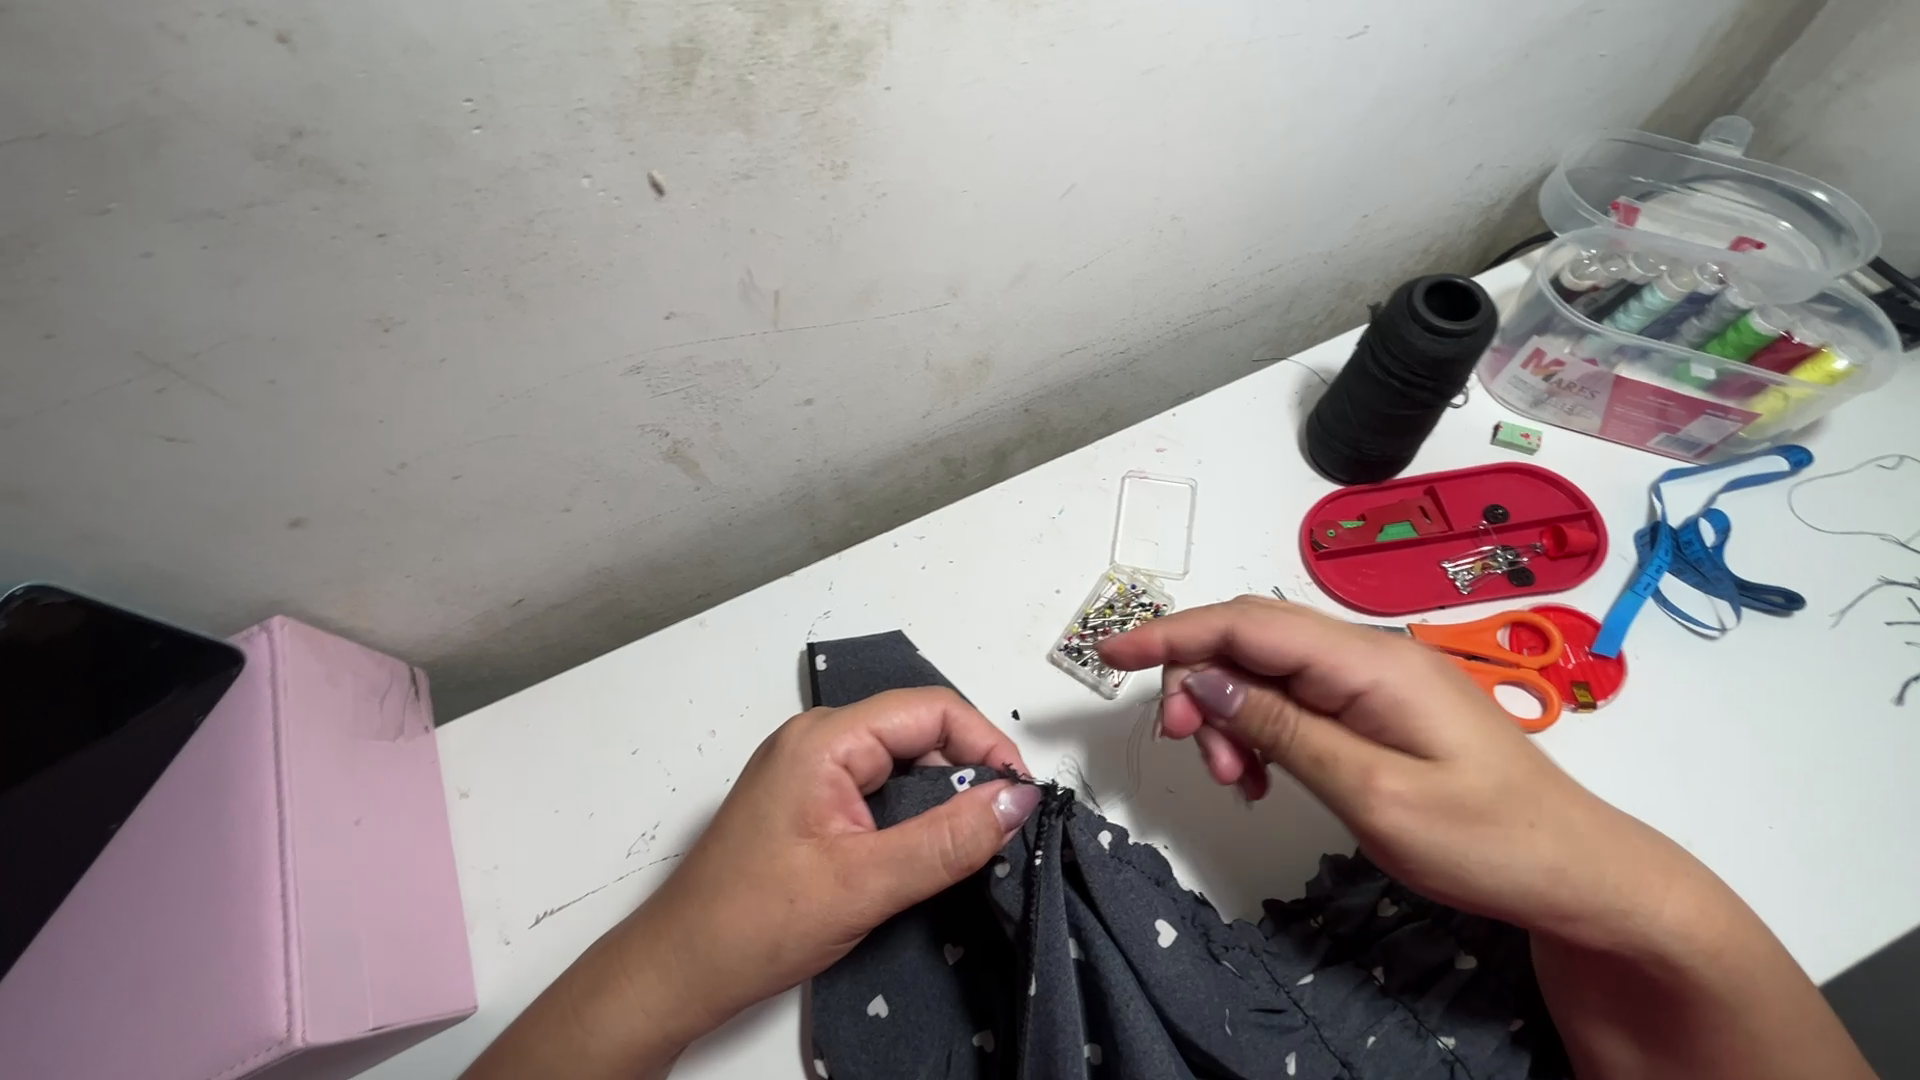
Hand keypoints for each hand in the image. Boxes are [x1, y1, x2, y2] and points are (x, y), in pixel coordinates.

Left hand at [464, 688, 1039, 1079]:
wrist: (677, 971)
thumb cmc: (755, 923)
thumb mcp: (865, 883)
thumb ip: (949, 840)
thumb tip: (1018, 800)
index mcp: (826, 739)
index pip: (929, 710)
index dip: (984, 742)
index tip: (1019, 793)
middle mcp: (819, 739)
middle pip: (917, 729)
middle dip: (967, 767)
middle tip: (1003, 821)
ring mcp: (812, 768)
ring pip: (901, 760)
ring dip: (942, 793)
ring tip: (974, 837)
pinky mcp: (812, 798)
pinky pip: (879, 785)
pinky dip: (914, 810)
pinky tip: (931, 845)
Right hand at [1097, 595, 1702, 945]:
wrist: (1582, 877)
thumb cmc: (1487, 839)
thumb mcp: (1372, 792)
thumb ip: (1281, 728)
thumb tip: (1202, 681)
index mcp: (1368, 661)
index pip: (1246, 624)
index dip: (1173, 633)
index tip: (1111, 653)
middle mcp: (1363, 654)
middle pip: (1248, 644)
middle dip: (1200, 688)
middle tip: (1192, 754)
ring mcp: (1367, 679)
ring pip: (1262, 675)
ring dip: (1229, 719)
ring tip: (1238, 781)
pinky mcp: (1369, 707)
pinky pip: (1289, 702)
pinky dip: (1258, 733)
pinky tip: (1262, 776)